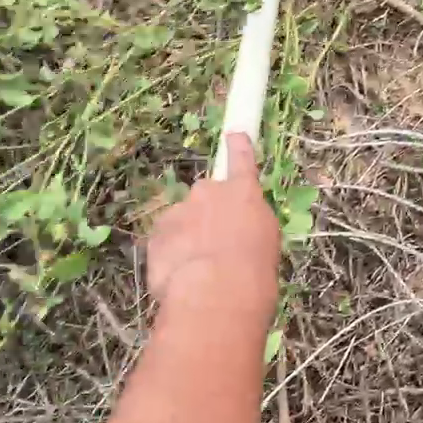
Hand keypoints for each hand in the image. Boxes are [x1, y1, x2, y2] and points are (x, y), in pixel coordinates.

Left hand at [146, 133, 280, 324]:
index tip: (234, 134)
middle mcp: (210, 192)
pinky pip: (165, 240)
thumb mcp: (266, 238)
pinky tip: (183, 275)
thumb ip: (251, 219)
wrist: (215, 288)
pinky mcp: (156, 233)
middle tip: (219, 242)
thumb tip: (240, 222)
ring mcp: (180, 210)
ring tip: (202, 268)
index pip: (241, 160)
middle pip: (207, 195)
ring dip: (189, 236)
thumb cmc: (253, 265)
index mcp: (244, 192)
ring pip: (183, 220)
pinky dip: (172, 253)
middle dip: (209, 213)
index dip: (238, 147)